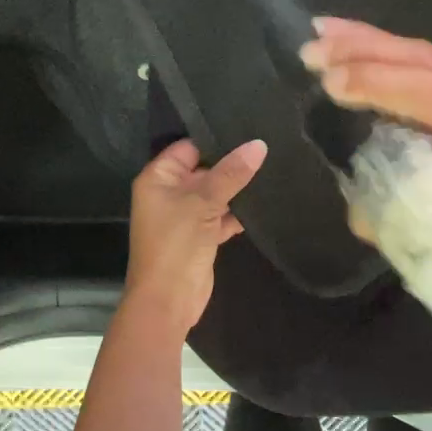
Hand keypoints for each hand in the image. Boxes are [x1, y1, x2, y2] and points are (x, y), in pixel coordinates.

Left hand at [124, 138, 265, 335]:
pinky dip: (238, 213)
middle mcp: (169, 193)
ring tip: (273, 169)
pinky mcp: (200, 236)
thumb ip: (231, 173)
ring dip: (237, 189)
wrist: (168, 302)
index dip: (215, 139)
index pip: (188, 147)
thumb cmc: (176, 244)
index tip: (248, 128)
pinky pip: (221, 215)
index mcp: (159, 178)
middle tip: (267, 148)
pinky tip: (265, 203)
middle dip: (232, 164)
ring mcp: (185, 216)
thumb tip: (259, 144)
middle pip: (204, 169)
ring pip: (215, 194)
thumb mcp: (204, 203)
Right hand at [299, 17, 431, 220]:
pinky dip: (387, 50)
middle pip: (422, 59)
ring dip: (368, 40)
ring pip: (423, 52)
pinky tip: (356, 45)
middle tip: (309, 50)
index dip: (377, 84)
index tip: (329, 84)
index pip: (430, 92)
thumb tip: (357, 205)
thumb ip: (408, 217)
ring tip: (321, 33)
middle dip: (361, 50)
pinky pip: (429, 61)